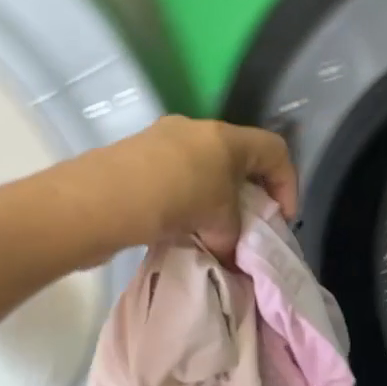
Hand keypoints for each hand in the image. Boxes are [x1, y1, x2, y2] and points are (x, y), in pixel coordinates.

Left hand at [60, 115, 299, 261]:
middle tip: (248, 229)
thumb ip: (234, 237)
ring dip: (216, 200)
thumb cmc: (174, 199)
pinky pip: (177, 178)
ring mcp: (163, 141)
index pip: (276, 151)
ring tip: (212, 233)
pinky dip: (187, 201)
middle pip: (240, 159)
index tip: (282, 220)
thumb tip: (231, 255)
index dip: (288, 185)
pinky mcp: (137, 159)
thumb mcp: (219, 224)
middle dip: (250, 195)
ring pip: (206, 169)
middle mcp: (197, 130)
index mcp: (226, 137)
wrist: (98, 200)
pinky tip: (180, 228)